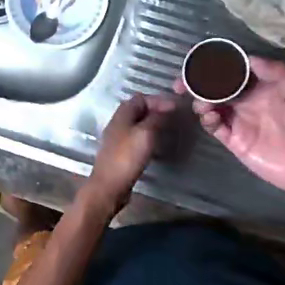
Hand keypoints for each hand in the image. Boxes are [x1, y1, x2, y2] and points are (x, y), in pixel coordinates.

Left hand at [85, 94, 175, 209]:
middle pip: (138, 110)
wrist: (109, 186)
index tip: (175, 108)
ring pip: (137, 124)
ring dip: (152, 124)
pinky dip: (147, 136)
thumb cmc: (127, 157)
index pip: (140, 98)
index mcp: (122, 115)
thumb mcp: (145, 133)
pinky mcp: (120, 152)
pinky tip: (155, 144)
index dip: (158, 100)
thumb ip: (156, 118)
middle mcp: (118, 123)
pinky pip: (135, 137)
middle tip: (173, 117)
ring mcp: (117, 138)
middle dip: (156, 110)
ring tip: (167, 129)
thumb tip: (167, 106)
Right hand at [182, 58, 284, 200]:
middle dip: (198, 82)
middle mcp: (248, 101)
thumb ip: (276, 72)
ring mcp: (240, 121)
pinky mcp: (236, 141)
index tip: (200, 59)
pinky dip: (207, 119)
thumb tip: (248, 57)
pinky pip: (215, 127)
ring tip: (201, 102)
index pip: (235, 69)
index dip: (217, 63)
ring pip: (212, 105)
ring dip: (201, 100)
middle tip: (183, 81)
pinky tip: (209, 116)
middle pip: (217, 87)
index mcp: (264, 86)